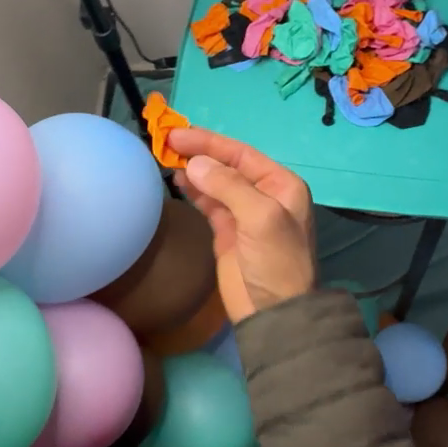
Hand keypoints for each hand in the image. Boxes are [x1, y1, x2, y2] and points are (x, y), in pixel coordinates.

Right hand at [169, 127, 315, 322]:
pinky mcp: (228, 231)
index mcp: (281, 184)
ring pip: (216, 182)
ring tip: (166, 157)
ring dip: (194, 169)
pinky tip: (178, 179)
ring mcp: (245, 213)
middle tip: (166, 142)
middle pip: (227, 165)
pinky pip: (209, 202)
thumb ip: (228, 186)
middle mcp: (265, 193)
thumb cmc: (276, 260)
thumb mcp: (260, 217)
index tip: (177, 134)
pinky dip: (194, 190)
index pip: (242, 153)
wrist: (274, 313)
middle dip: (199, 152)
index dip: (209, 142)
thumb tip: (194, 163)